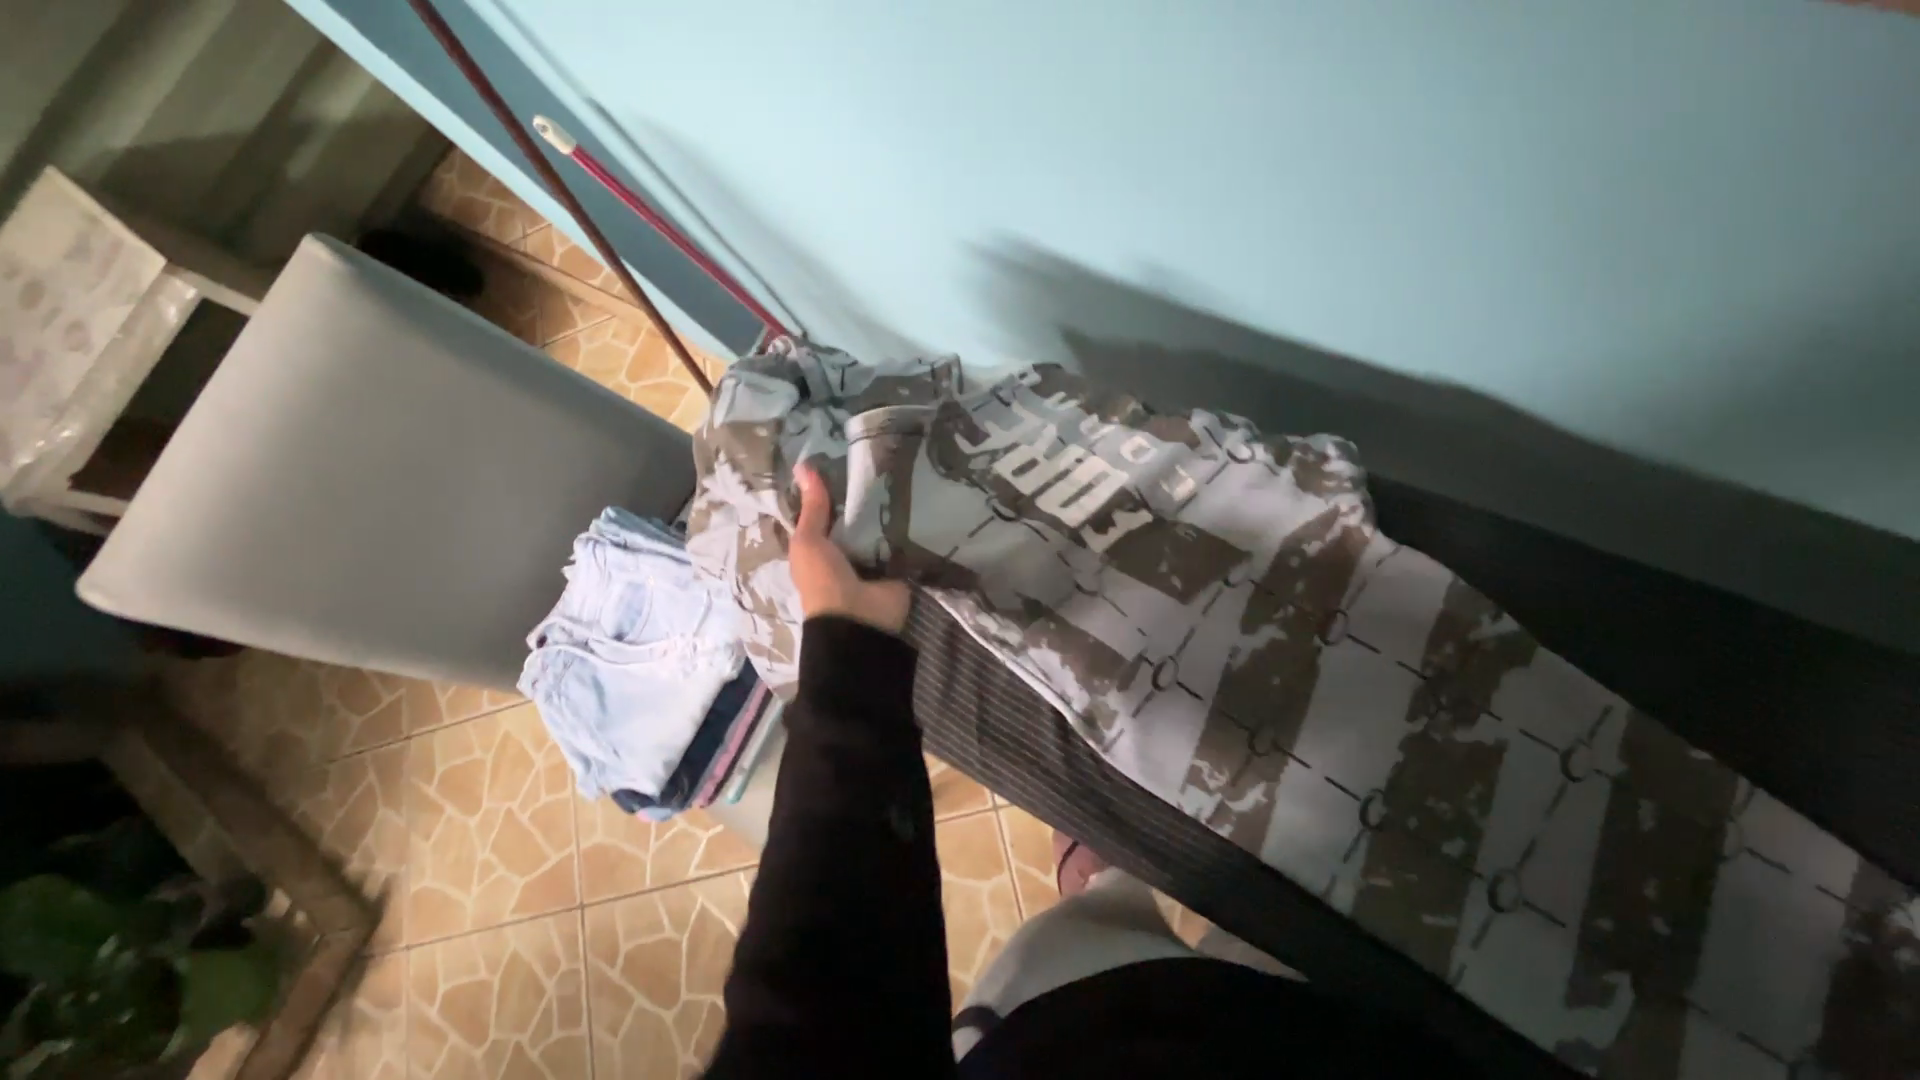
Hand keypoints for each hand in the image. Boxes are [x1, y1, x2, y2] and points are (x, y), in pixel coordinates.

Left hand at [787, 462, 910, 634]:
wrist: (857, 618)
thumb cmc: (823, 579)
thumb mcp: (808, 540)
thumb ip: (812, 507)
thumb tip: (803, 464)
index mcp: (819, 547)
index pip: (827, 512)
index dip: (833, 489)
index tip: (848, 458)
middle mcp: (846, 551)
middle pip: (856, 517)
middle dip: (866, 496)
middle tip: (882, 461)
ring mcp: (874, 559)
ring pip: (881, 526)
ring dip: (890, 508)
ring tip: (904, 471)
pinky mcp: (899, 566)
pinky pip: (904, 541)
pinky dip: (910, 525)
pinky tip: (920, 498)